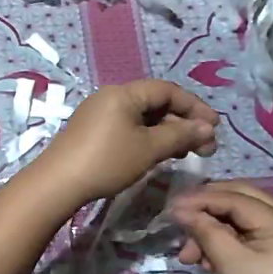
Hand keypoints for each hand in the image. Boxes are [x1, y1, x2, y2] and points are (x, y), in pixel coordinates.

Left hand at [33, 80, 217, 204]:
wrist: (58, 183)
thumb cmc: (107, 161)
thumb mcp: (149, 148)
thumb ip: (181, 134)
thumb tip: (206, 128)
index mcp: (123, 93)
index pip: (167, 90)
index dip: (195, 107)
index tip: (214, 128)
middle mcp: (108, 97)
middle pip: (155, 103)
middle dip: (183, 123)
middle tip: (204, 148)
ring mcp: (97, 114)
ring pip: (142, 117)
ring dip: (167, 133)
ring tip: (185, 155)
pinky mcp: (90, 131)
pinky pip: (127, 127)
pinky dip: (147, 138)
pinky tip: (158, 156)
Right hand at [170, 182, 272, 273]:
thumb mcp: (231, 263)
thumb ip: (205, 231)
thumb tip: (178, 209)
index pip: (235, 198)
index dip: (201, 199)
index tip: (170, 207)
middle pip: (238, 201)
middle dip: (205, 208)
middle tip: (179, 218)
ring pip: (234, 220)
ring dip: (207, 231)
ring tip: (188, 255)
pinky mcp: (267, 255)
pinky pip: (237, 237)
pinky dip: (216, 243)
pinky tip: (203, 262)